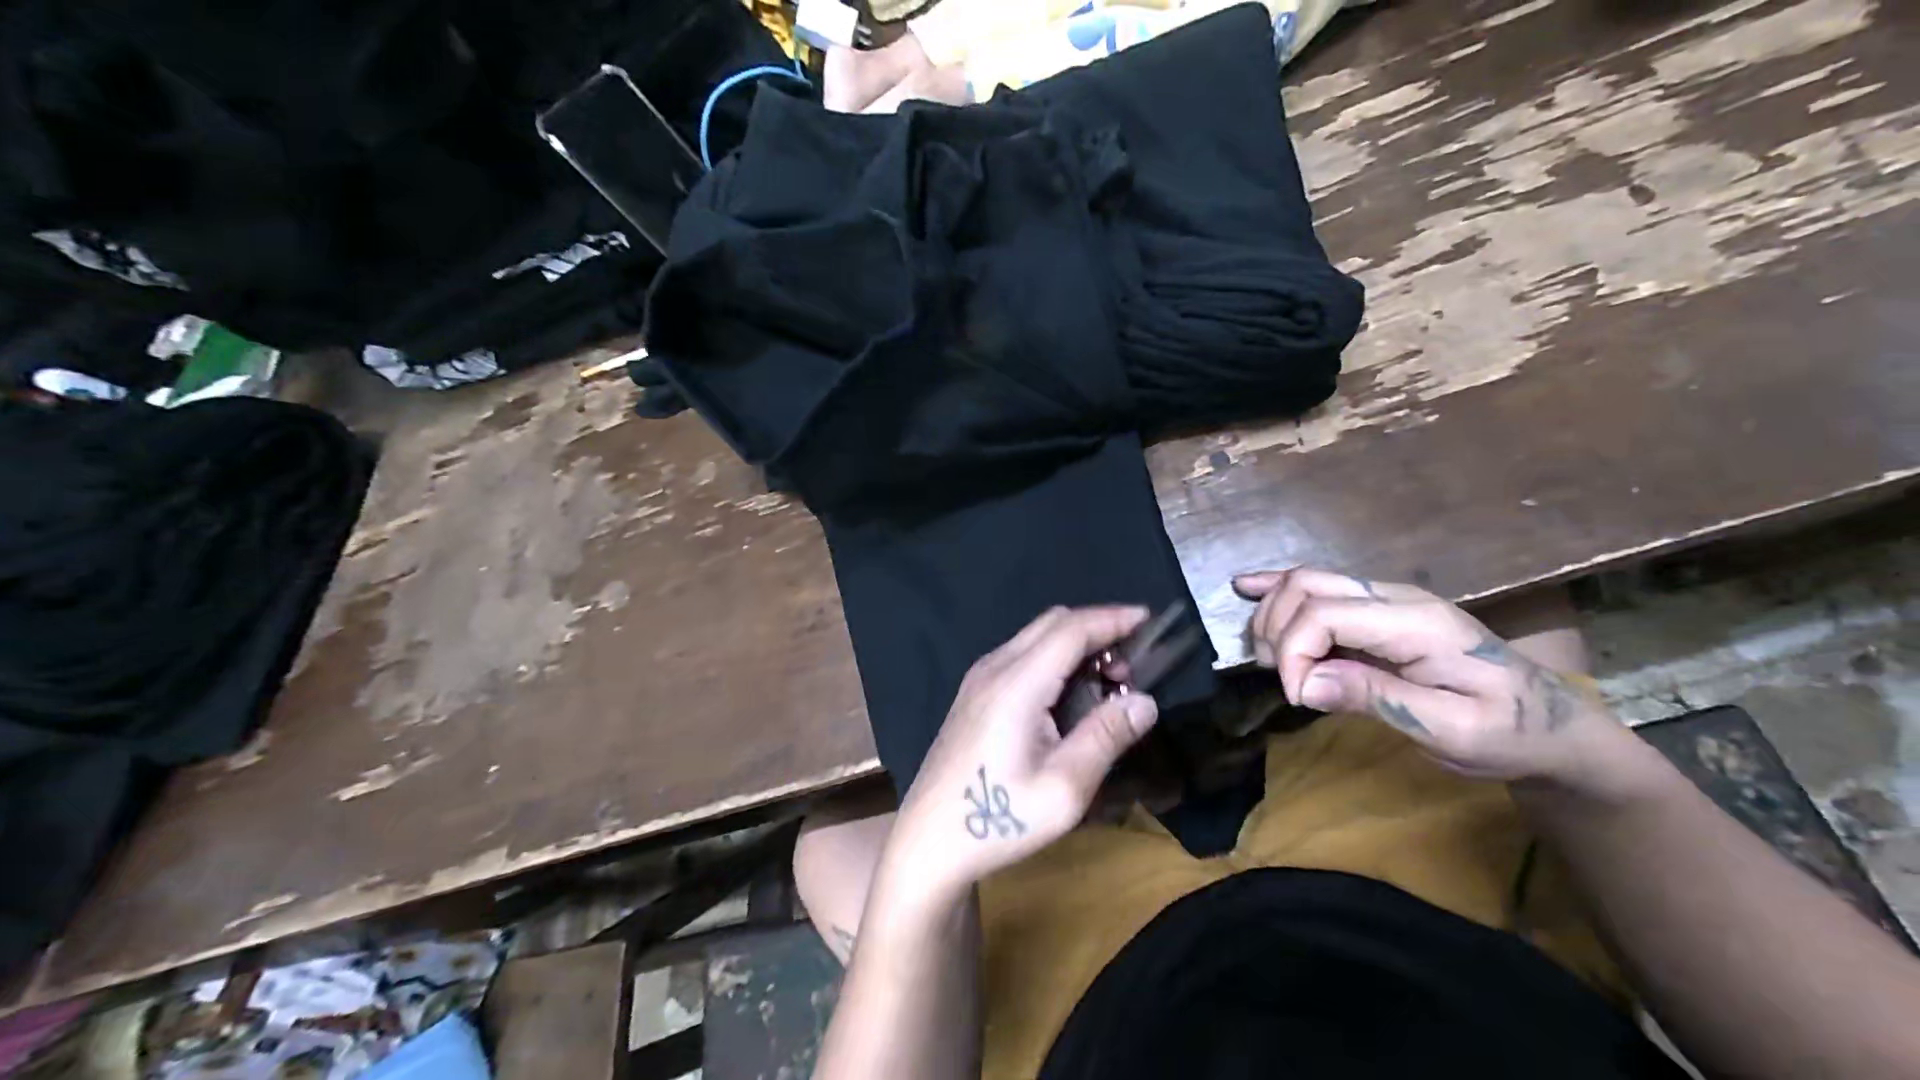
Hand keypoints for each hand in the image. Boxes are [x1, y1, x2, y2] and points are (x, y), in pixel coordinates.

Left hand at [881, 606, 1159, 901]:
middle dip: (1097, 631)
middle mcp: (994, 668)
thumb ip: (1105, 737)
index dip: (1112, 618)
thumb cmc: (1001, 819)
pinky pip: (1021, 655)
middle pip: (1052, 623)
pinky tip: (1068, 696)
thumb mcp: (1064, 788)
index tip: (1148, 619)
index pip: (1071, 629)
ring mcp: (978, 678)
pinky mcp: (973, 693)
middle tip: (1129, 672)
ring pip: (1035, 637)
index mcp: (1016, 684)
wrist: (930, 838)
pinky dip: (1053, 659)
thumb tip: (1146, 701)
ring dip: (1075, 645)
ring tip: (1106, 686)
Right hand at [1235, 567, 1636, 789]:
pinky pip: (1319, 584)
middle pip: (1306, 587)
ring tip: (1274, 661)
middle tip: (1281, 680)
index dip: (1292, 653)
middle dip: (1276, 631)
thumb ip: (1378, 699)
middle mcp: (1396, 597)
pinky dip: (1278, 587)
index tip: (1295, 698)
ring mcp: (1387, 597)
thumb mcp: (1453, 732)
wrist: (1554, 726)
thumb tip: (1303, 684)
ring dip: (1274, 615)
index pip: (1324, 615)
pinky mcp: (1378, 607)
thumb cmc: (1509, 734)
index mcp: (1416, 624)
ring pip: (1305, 581)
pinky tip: (1247, 587)